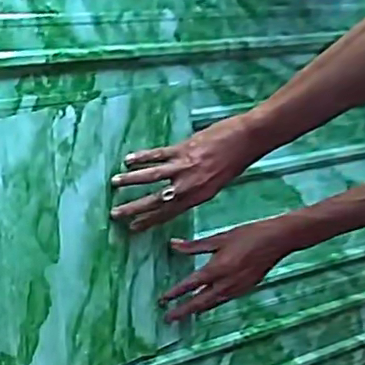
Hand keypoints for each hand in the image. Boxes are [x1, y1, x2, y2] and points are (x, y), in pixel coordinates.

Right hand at [109, 117, 263, 231]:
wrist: (250, 137)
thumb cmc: (236, 161)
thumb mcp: (216, 185)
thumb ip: (192, 193)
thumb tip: (170, 198)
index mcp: (197, 196)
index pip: (166, 213)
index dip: (147, 221)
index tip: (131, 227)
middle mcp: (188, 184)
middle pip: (154, 199)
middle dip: (132, 207)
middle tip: (115, 213)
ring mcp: (184, 165)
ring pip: (151, 175)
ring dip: (131, 179)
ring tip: (114, 182)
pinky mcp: (183, 148)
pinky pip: (158, 154)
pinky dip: (142, 157)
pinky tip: (128, 160)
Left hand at [159, 217, 297, 320]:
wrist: (283, 237)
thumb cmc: (251, 235)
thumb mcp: (220, 238)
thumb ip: (194, 246)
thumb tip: (173, 244)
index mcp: (218, 269)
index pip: (190, 285)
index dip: (174, 294)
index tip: (162, 301)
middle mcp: (227, 282)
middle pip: (199, 301)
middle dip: (182, 311)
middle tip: (167, 318)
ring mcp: (238, 287)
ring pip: (212, 304)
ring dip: (196, 311)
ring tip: (181, 317)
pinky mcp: (247, 288)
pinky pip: (224, 300)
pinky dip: (211, 305)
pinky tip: (203, 308)